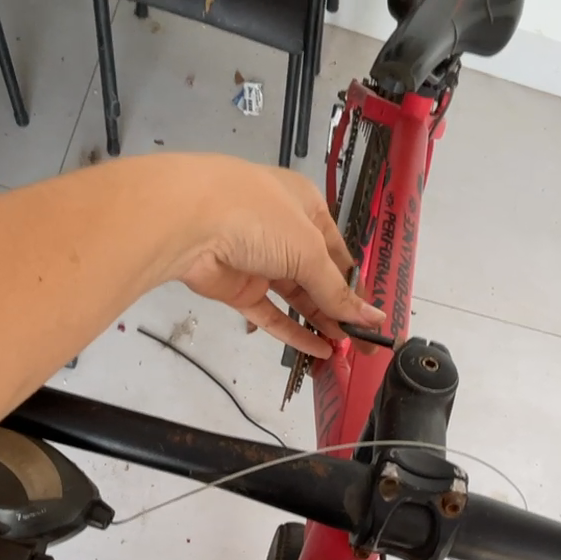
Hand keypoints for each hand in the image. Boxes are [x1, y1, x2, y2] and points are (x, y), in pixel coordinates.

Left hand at [168, 156, 385, 356]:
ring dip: (319, 322)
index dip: (355, 285)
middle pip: (318, 277)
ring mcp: (259, 261)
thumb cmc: (260, 218)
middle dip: (340, 309)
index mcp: (306, 207)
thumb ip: (337, 291)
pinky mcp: (238, 288)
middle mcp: (284, 232)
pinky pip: (271, 314)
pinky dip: (293, 332)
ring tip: (344, 349)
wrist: (188, 221)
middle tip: (362, 342)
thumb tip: (371, 318)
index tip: (371, 317)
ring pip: (295, 298)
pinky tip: (318, 351)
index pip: (338, 252)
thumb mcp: (309, 251)